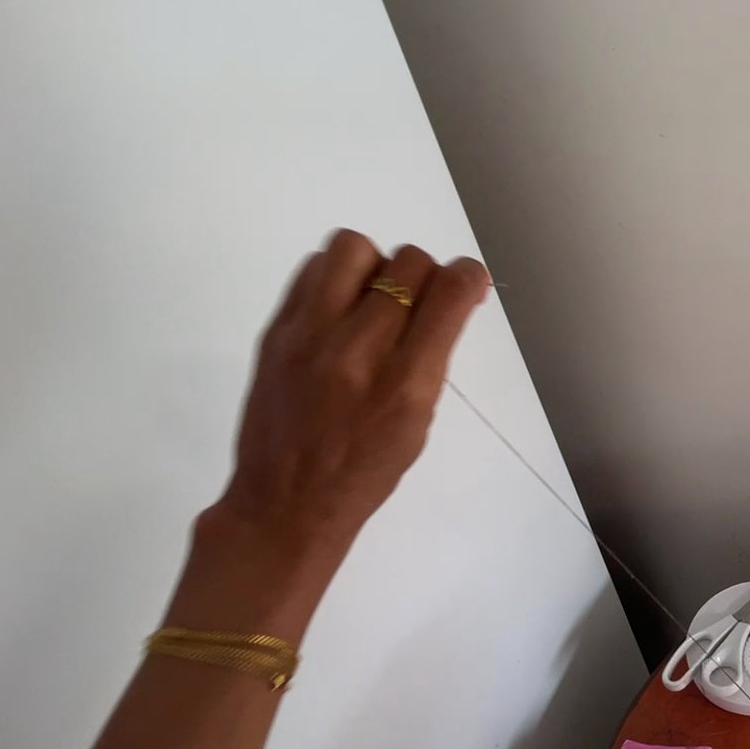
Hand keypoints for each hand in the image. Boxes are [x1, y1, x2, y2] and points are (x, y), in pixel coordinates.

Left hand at [169, 230, 490, 639]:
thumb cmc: (369, 470)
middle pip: (409, 262)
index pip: (450, 294)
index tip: (472, 284)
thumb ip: (431, 360)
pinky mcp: (277, 330)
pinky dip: (338, 276)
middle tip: (425, 301)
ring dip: (379, 264)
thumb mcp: (420, 421)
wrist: (288, 501)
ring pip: (355, 247)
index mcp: (408, 382)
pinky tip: (343, 308)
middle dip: (429, 274)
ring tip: (378, 297)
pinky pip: (313, 268)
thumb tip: (446, 305)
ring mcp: (311, 335)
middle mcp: (360, 349)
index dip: (470, 276)